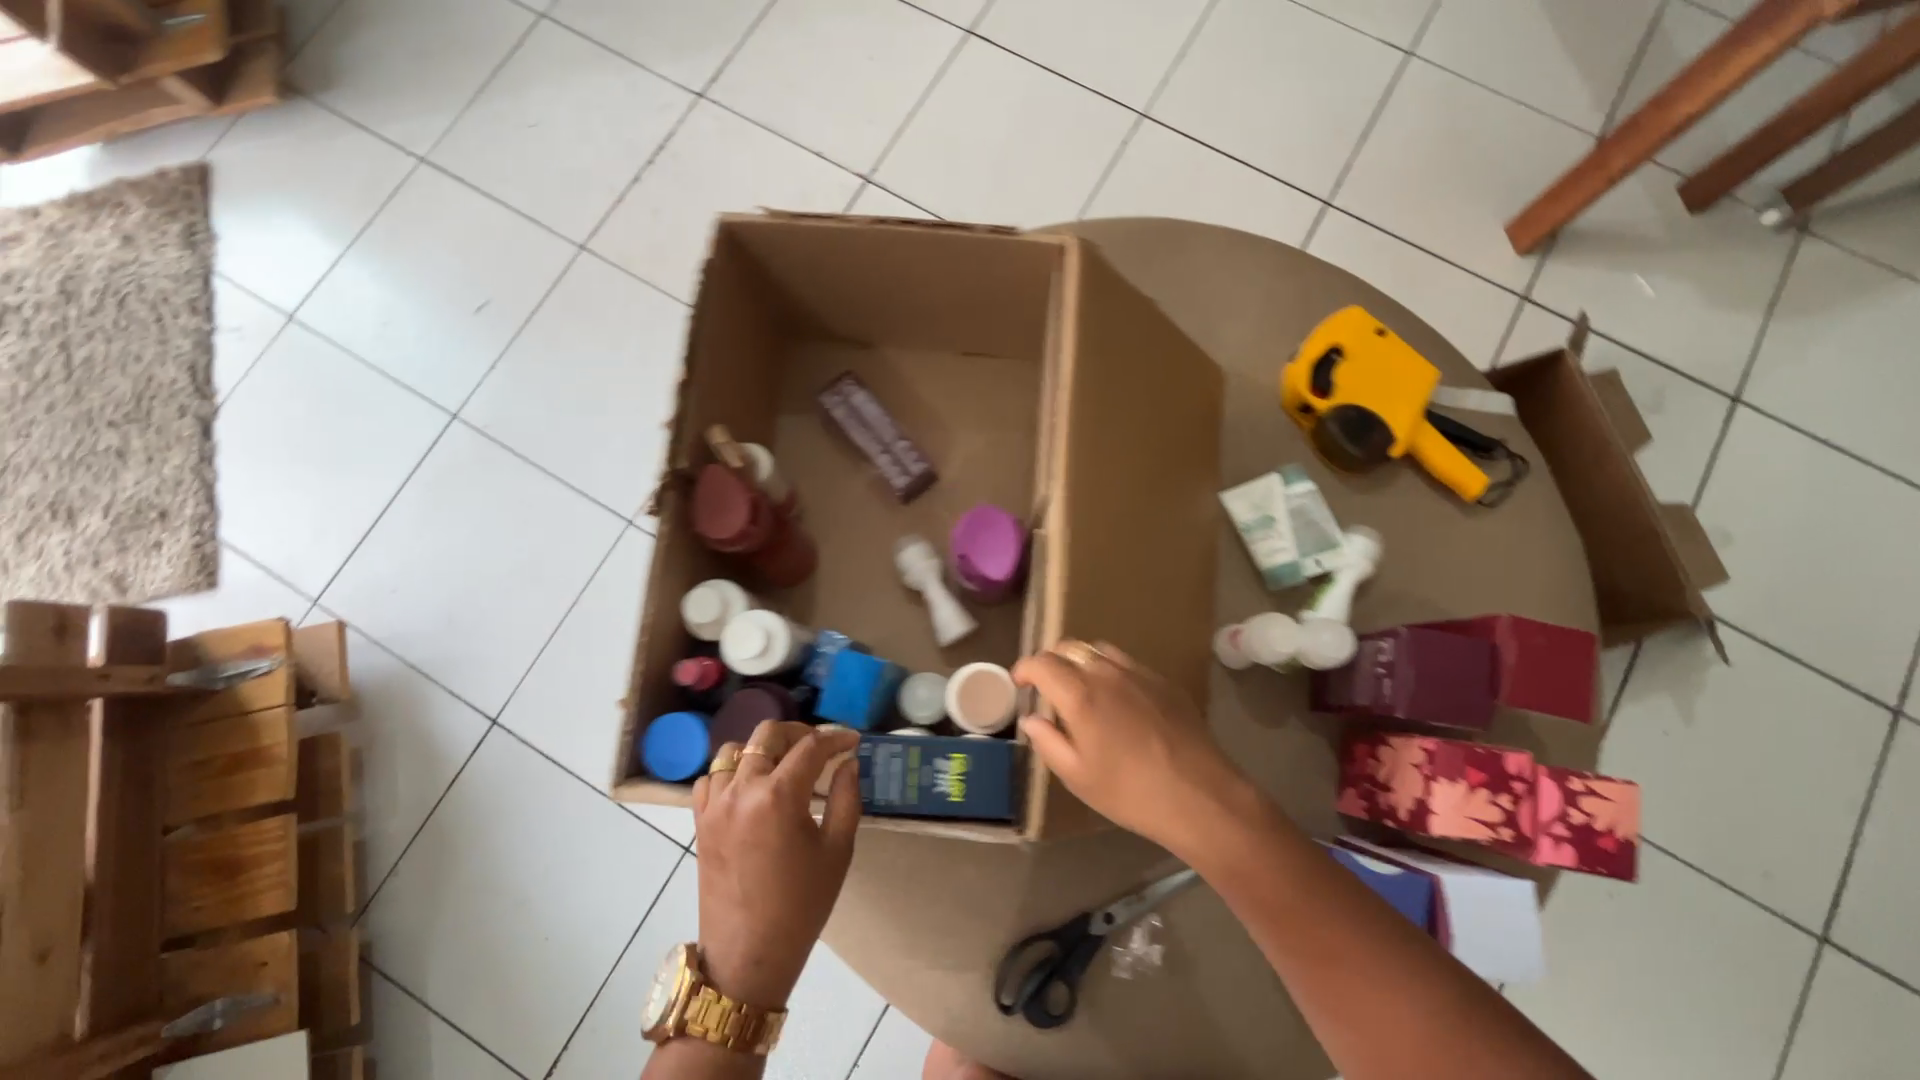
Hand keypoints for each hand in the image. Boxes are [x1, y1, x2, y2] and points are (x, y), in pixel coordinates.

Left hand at [691, 721, 861, 1007]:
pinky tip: (751, 788)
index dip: (836, 738)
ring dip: (762, 750)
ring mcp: (715, 804)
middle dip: (798, 733)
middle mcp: (741, 790)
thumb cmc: (801, 906)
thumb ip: (846, 798)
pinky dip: (732, 772)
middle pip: (767, 735)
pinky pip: (710, 778)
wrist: (749, 954)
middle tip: (820, 749)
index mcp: (779, 796)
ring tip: (784, 767)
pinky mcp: (700, 821)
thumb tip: (848, 763)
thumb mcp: (837, 851)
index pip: (811, 747)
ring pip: (734, 750)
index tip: (853, 741)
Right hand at [1014, 641, 1250, 855]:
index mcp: (1080, 694)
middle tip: (1045, 686)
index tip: (1019, 684)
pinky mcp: (1164, 682)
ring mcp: (1140, 674)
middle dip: (1050, 661)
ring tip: (1079, 688)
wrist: (1200, 795)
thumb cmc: (1130, 792)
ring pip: (1099, 650)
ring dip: (1080, 661)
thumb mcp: (1077, 776)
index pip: (1042, 663)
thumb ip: (1048, 741)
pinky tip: (1116, 699)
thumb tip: (1032, 719)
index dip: (1024, 669)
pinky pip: (1127, 663)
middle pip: (1069, 648)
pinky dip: (1110, 670)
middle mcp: (1107, 673)